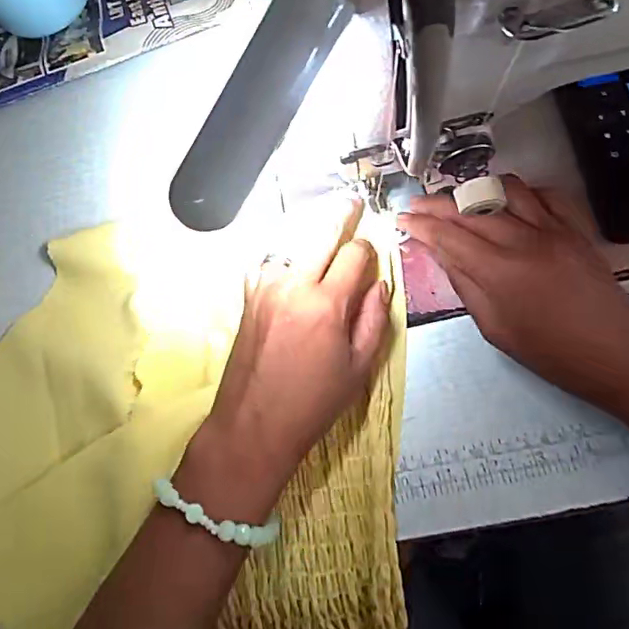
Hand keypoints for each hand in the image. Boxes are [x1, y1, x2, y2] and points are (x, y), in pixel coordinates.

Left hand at [181, 199, 391, 517]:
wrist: (252, 426)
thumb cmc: (311, 404)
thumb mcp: (359, 368)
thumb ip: (374, 319)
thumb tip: (379, 286)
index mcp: (326, 305)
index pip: (354, 254)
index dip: (369, 250)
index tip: (372, 255)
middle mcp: (292, 287)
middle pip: (320, 234)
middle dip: (341, 216)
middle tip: (352, 203)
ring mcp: (264, 289)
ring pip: (291, 241)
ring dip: (310, 233)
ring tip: (324, 227)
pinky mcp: (248, 298)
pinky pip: (269, 261)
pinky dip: (285, 253)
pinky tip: (295, 259)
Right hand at [399, 175, 628, 402]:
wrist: (614, 351)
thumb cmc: (550, 352)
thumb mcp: (496, 328)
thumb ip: (466, 285)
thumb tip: (442, 253)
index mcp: (498, 270)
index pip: (448, 234)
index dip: (420, 224)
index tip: (402, 220)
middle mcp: (522, 239)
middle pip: (470, 207)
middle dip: (437, 203)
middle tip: (417, 206)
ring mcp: (552, 228)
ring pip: (504, 189)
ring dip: (475, 189)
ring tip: (459, 199)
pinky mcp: (574, 226)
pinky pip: (543, 194)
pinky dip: (520, 191)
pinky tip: (508, 201)